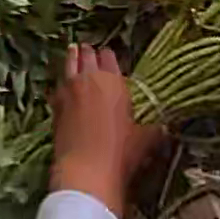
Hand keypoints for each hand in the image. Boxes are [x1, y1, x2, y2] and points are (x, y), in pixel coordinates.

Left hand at [49, 45, 167, 217]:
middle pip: (86, 55)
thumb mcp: (143, 142)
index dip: (108, 56)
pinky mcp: (55, 99)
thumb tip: (165, 128)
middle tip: (89, 49)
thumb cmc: (120, 154)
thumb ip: (152, 131)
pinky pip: (58, 83)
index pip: (109, 57)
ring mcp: (68, 86)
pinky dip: (62, 80)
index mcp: (112, 81)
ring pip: (69, 62)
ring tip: (73, 50)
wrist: (85, 169)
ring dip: (72, 56)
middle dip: (88, 52)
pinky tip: (63, 84)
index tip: (108, 55)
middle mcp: (89, 77)